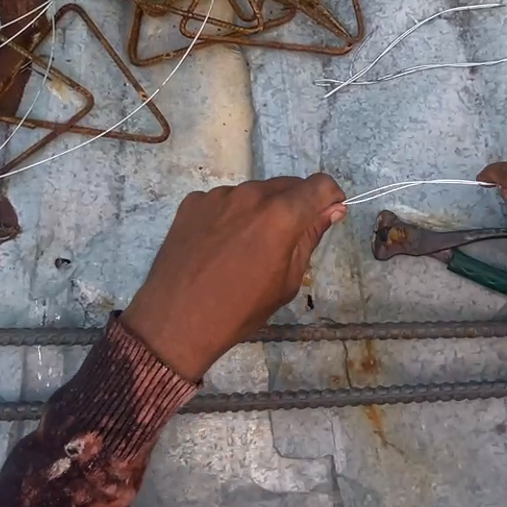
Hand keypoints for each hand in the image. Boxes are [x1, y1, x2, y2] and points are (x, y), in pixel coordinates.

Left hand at [123, 174, 346, 381]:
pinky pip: (224, 201)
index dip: (330, 197)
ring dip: (261, 210)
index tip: (328, 213)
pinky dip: (231, 216)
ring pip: (254, 193)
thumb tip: (332, 210)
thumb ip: (310, 237)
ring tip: (246, 248)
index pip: (320, 185)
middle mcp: (251, 194)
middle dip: (296, 205)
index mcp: (281, 214)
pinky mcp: (193, 202)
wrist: (175, 322)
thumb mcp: (287, 281)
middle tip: (287, 240)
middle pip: (287, 185)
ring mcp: (219, 195)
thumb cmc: (239, 309)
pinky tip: (219, 246)